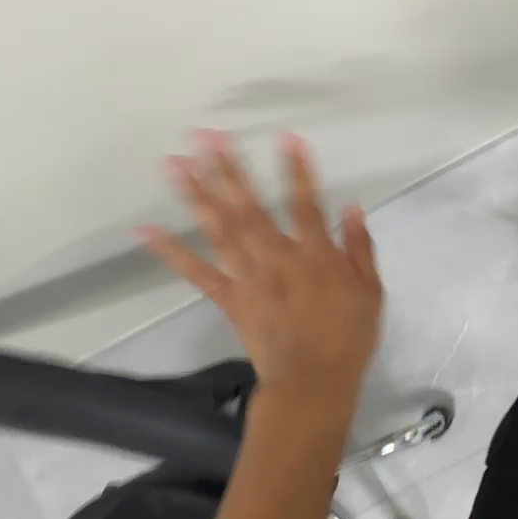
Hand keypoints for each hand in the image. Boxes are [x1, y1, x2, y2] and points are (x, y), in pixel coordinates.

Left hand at [137, 131, 381, 439]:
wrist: (313, 382)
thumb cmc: (349, 336)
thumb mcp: (371, 291)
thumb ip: (359, 248)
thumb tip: (350, 209)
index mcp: (317, 257)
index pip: (306, 205)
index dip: (297, 171)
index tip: (286, 137)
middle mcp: (278, 259)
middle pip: (250, 208)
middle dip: (227, 170)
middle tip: (204, 136)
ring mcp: (249, 278)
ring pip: (220, 231)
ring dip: (196, 195)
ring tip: (173, 163)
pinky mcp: (229, 298)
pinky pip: (197, 272)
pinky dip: (170, 251)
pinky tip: (146, 228)